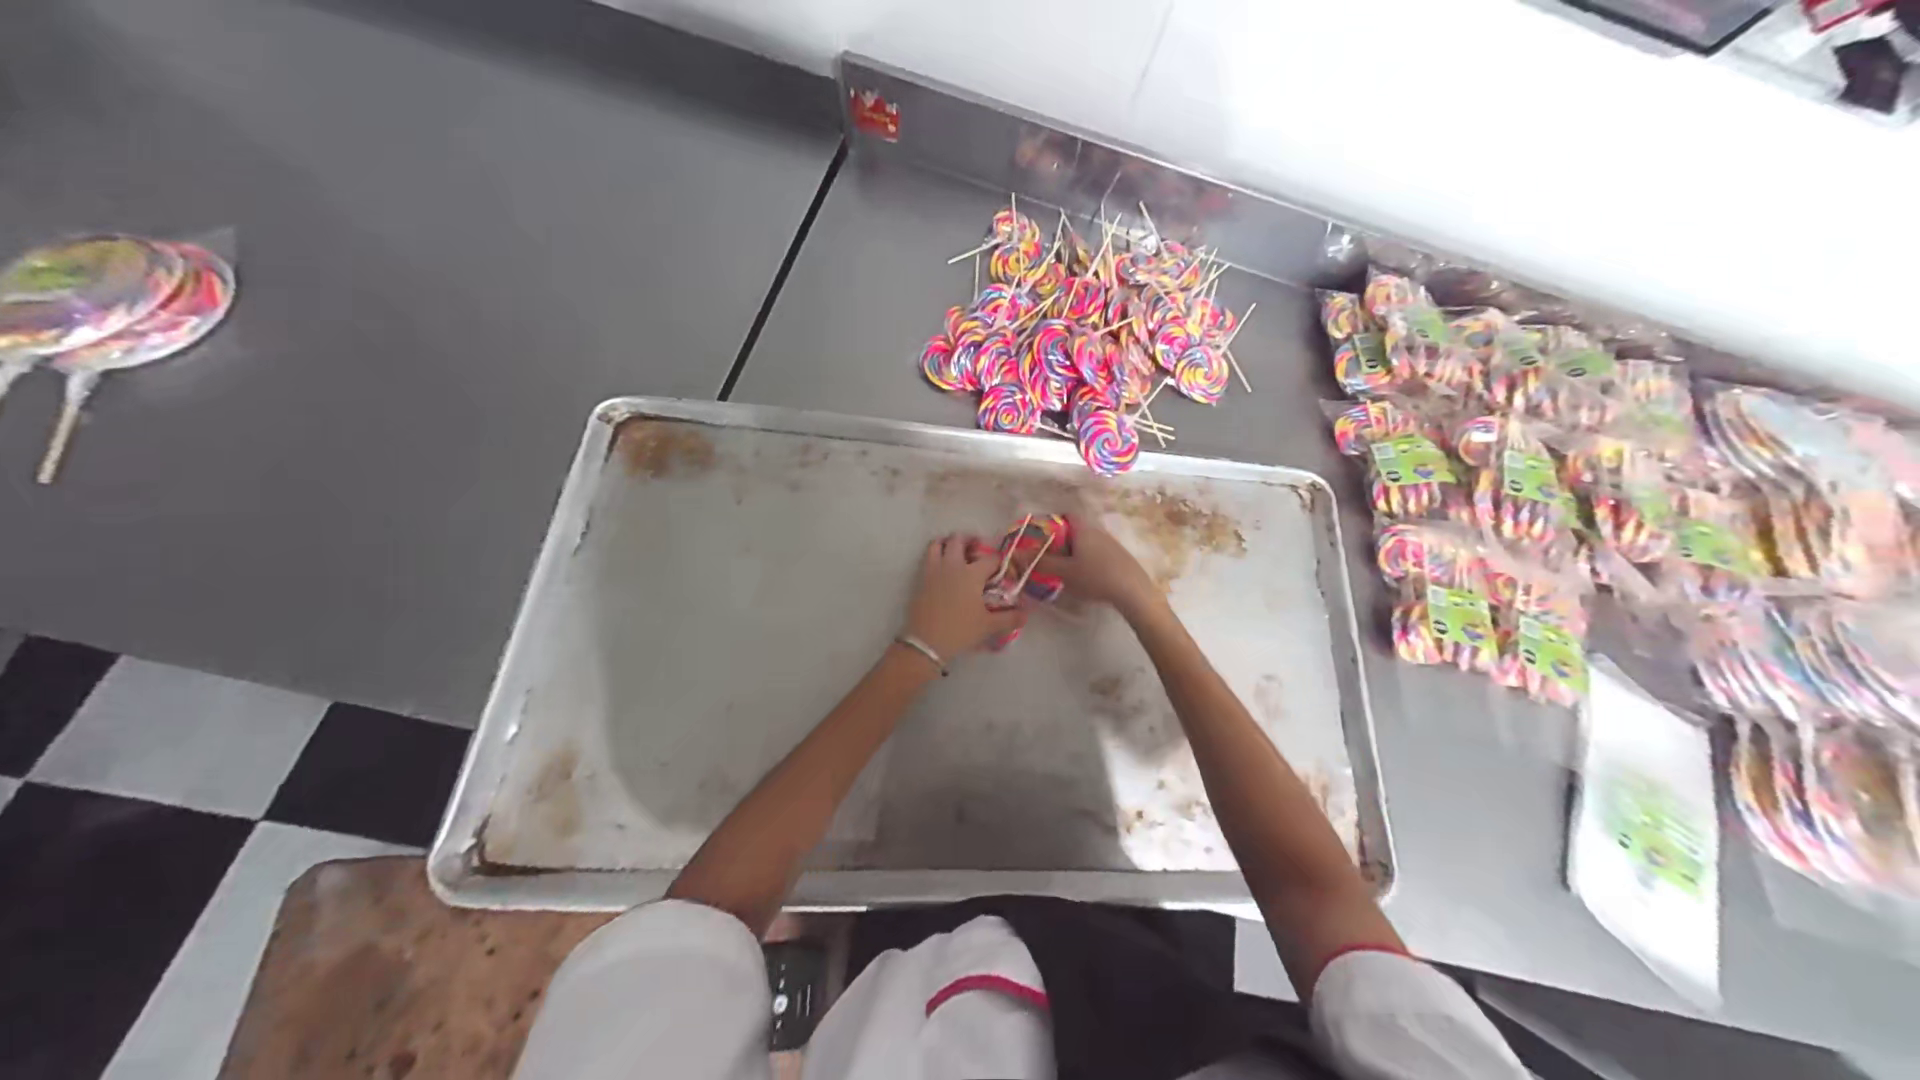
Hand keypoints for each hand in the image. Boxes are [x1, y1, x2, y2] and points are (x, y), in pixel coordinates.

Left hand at [902, 534, 1025, 660]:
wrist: (926, 641)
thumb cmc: (960, 630)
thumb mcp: (988, 626)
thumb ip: (1010, 618)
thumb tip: (1026, 614)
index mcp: (972, 573)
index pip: (991, 558)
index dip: (1000, 562)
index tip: (1003, 571)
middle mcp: (953, 565)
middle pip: (960, 539)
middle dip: (970, 541)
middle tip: (977, 551)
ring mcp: (934, 569)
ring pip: (939, 543)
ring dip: (948, 543)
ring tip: (957, 553)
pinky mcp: (921, 578)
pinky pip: (928, 557)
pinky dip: (936, 555)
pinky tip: (943, 569)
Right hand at [1036, 515, 1159, 616]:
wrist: (1134, 591)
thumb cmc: (1095, 577)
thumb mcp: (1064, 572)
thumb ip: (1040, 562)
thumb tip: (1017, 554)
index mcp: (1083, 529)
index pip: (1066, 514)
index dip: (1051, 520)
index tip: (1040, 534)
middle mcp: (1098, 530)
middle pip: (1075, 529)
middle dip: (1060, 540)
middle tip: (1047, 555)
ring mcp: (1111, 543)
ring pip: (1087, 542)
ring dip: (1074, 551)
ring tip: (1064, 568)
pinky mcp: (1120, 557)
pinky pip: (1097, 552)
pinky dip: (1087, 559)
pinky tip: (1086, 576)